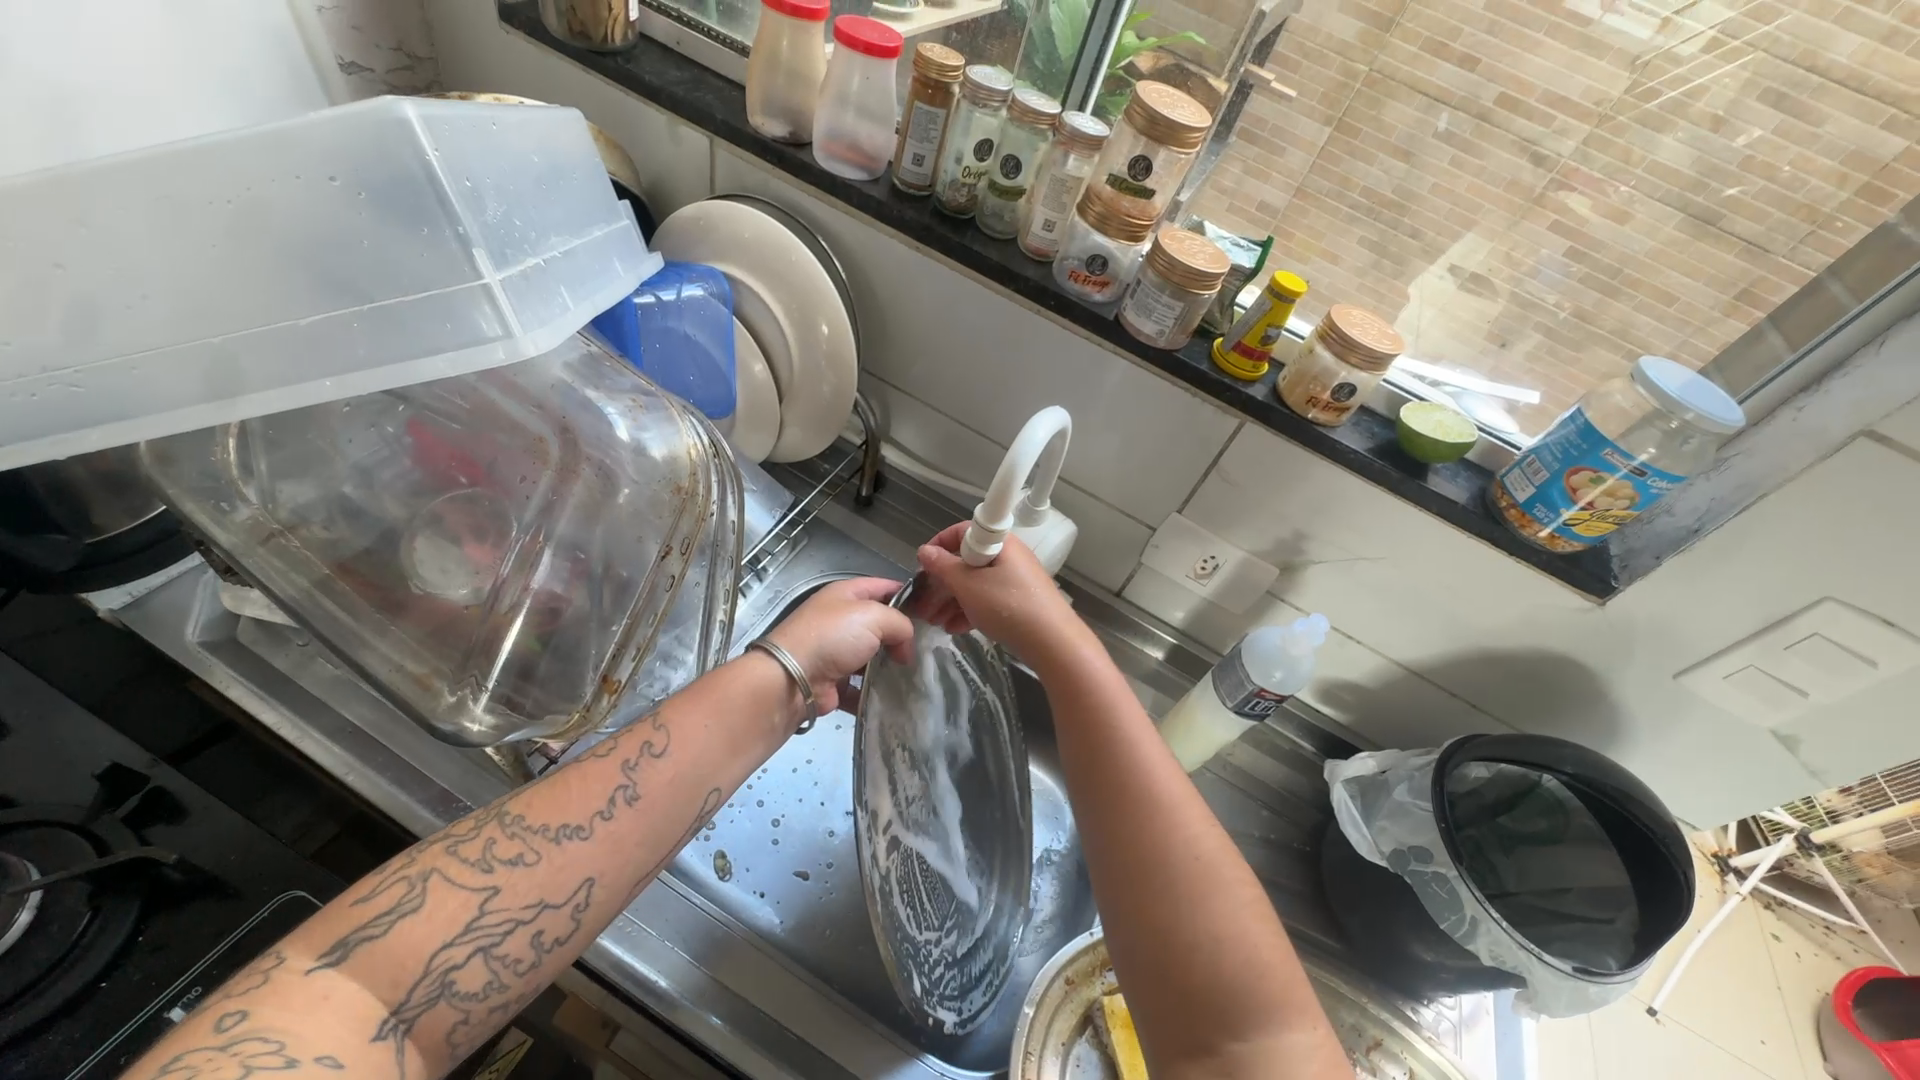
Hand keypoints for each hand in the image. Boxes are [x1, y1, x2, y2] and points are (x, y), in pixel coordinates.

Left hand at [763, 577, 914, 715]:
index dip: (907, 595)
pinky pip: (862, 687)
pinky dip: (876, 693)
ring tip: (915, 675)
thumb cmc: (833, 637)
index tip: (931, 610)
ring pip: (873, 658)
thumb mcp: (874, 616)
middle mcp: (840, 620)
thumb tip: (905, 647)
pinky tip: (894, 696)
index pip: (883, 587)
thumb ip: (900, 624)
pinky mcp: (833, 683)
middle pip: (880, 625)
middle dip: (902, 637)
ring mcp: (835, 653)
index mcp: (845, 595)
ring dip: (891, 667)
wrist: (792, 679)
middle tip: (925, 649)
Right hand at [913, 522, 1089, 667]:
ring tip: (933, 621)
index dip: (940, 544)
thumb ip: (943, 567)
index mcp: (1000, 544)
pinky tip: (953, 628)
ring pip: (975, 585)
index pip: (964, 531)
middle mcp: (1008, 557)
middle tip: (922, 604)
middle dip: (941, 584)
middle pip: (966, 562)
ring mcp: (1014, 581)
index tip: (923, 564)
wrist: (1053, 642)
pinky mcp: (1018, 603)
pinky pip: (988, 600)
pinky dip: (969, 611)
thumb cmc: (1008, 606)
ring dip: (951, 601)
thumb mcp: (968, 585)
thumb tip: (925, 550)